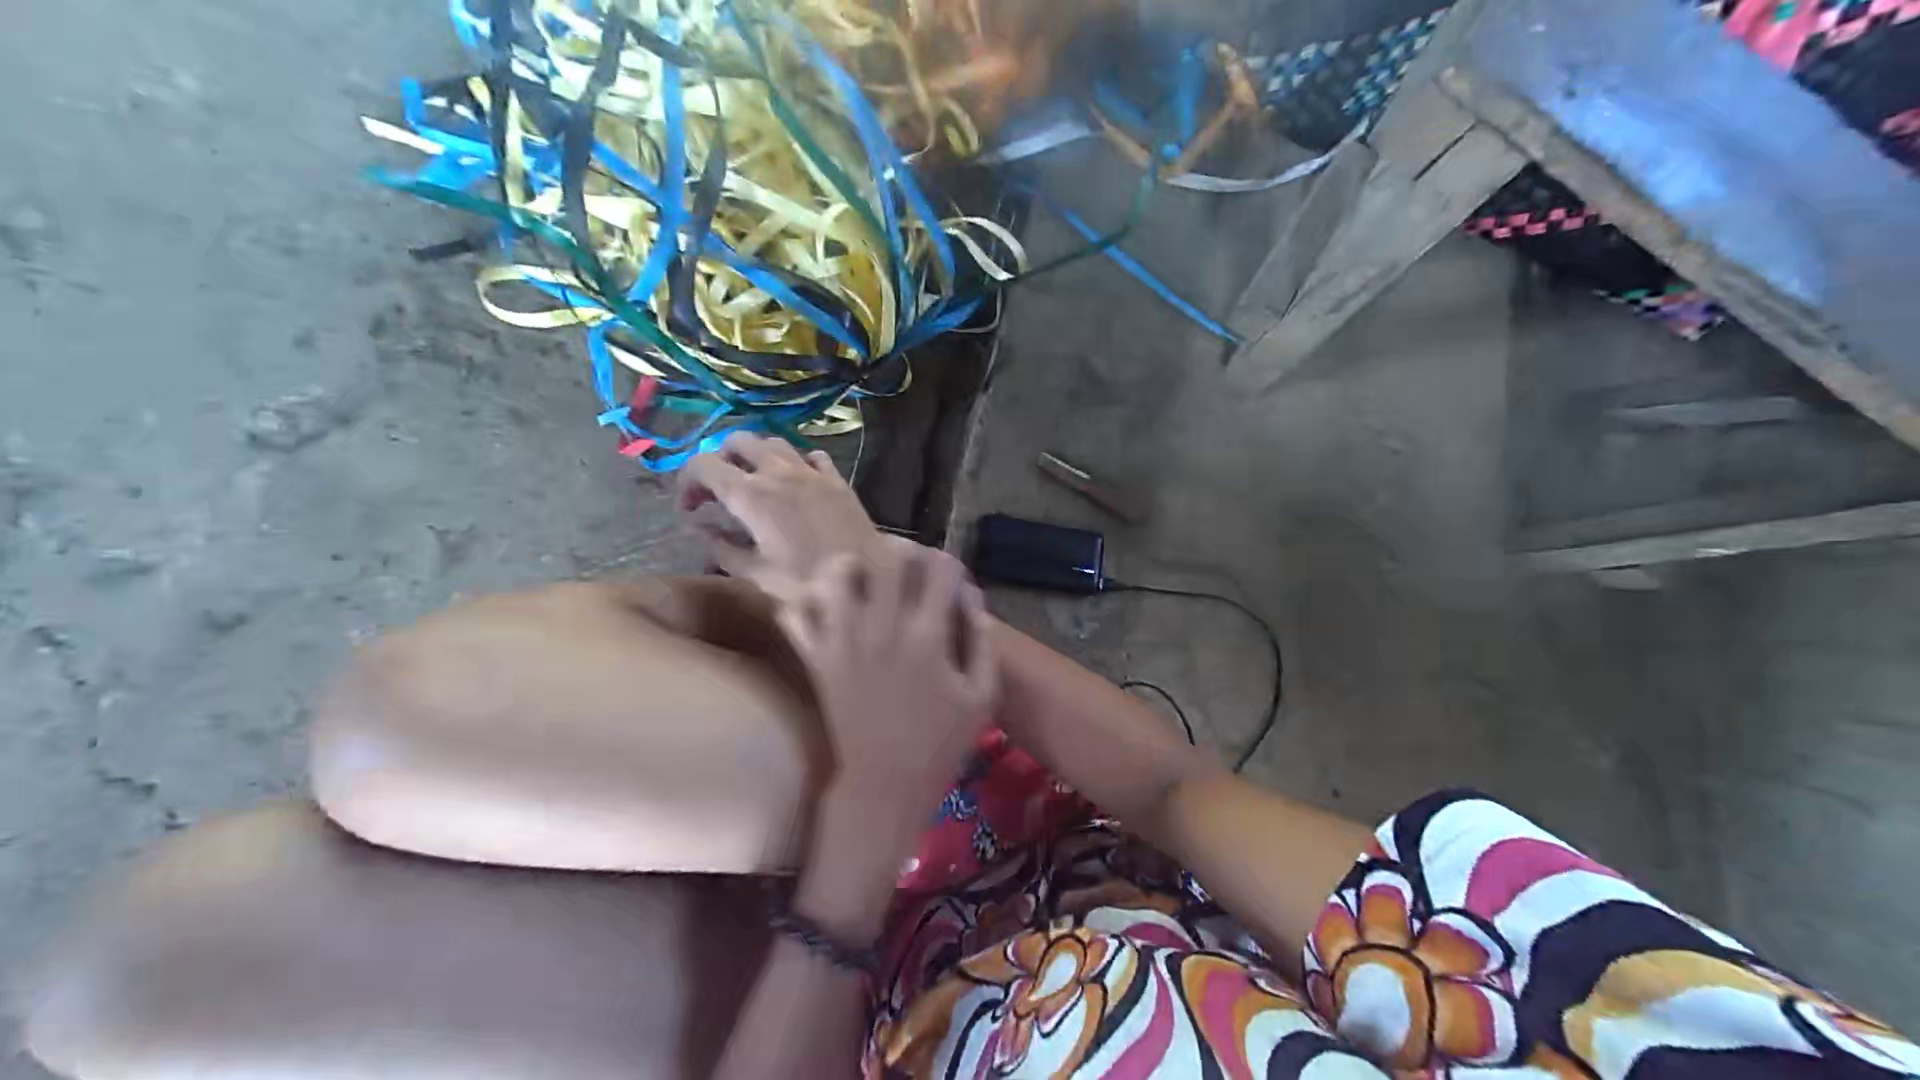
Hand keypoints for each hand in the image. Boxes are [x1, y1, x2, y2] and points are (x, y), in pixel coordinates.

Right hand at [679, 432, 881, 601]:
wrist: (867, 576)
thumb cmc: (805, 582)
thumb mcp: (756, 573)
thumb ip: (722, 549)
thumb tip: (701, 531)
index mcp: (750, 495)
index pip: (702, 465)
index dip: (687, 481)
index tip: (690, 508)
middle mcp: (777, 471)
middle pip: (737, 441)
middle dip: (720, 459)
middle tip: (719, 491)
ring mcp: (810, 471)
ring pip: (774, 441)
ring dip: (757, 455)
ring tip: (755, 483)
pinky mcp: (836, 478)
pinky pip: (811, 455)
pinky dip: (797, 462)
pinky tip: (797, 483)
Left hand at [778, 539, 997, 811]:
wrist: (884, 786)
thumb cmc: (940, 744)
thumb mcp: (983, 697)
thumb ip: (983, 641)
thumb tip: (970, 596)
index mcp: (928, 636)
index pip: (940, 567)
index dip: (949, 565)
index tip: (949, 582)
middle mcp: (882, 628)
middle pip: (886, 557)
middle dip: (902, 552)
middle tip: (907, 569)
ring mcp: (843, 641)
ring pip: (835, 574)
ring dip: (852, 568)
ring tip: (863, 582)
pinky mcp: (816, 659)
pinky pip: (797, 613)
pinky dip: (808, 602)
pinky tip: (828, 609)